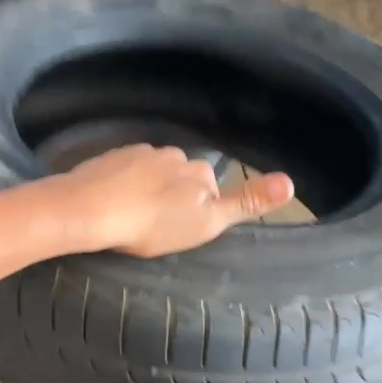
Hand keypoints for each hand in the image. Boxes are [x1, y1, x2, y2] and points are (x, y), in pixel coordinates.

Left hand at [43, 144, 294, 257]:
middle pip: (181, 178)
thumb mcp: (207, 221)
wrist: (90, 209)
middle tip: (155, 227)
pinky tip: (111, 205)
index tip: (181, 230)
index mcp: (198, 171)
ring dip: (147, 190)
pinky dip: (122, 185)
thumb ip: (246, 202)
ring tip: (131, 217)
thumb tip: (291, 181)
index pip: (210, 190)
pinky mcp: (110, 156)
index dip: (199, 212)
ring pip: (152, 173)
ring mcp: (139, 152)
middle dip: (174, 197)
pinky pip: (124, 171)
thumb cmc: (152, 224)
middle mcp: (173, 154)